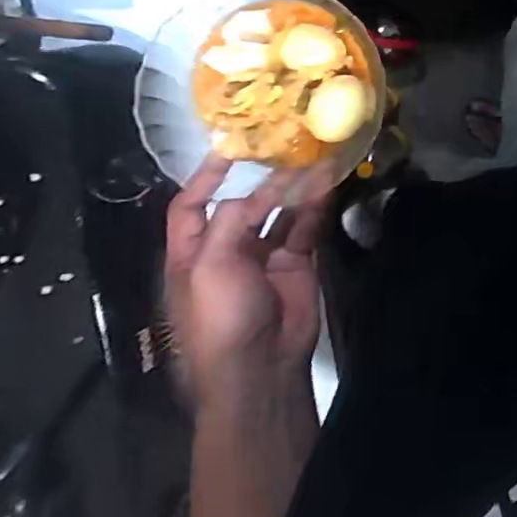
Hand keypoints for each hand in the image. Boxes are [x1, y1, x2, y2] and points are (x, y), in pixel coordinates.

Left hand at [163, 156, 331, 412]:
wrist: (260, 367)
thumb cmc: (220, 317)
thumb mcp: (210, 266)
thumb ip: (231, 220)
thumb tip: (259, 191)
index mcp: (192, 252)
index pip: (190, 205)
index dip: (204, 177)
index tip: (229, 149)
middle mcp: (226, 249)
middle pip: (242, 204)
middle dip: (262, 180)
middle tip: (285, 150)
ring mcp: (262, 255)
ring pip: (278, 212)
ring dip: (293, 189)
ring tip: (312, 161)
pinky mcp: (294, 262)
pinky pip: (304, 227)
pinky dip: (314, 207)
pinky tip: (326, 186)